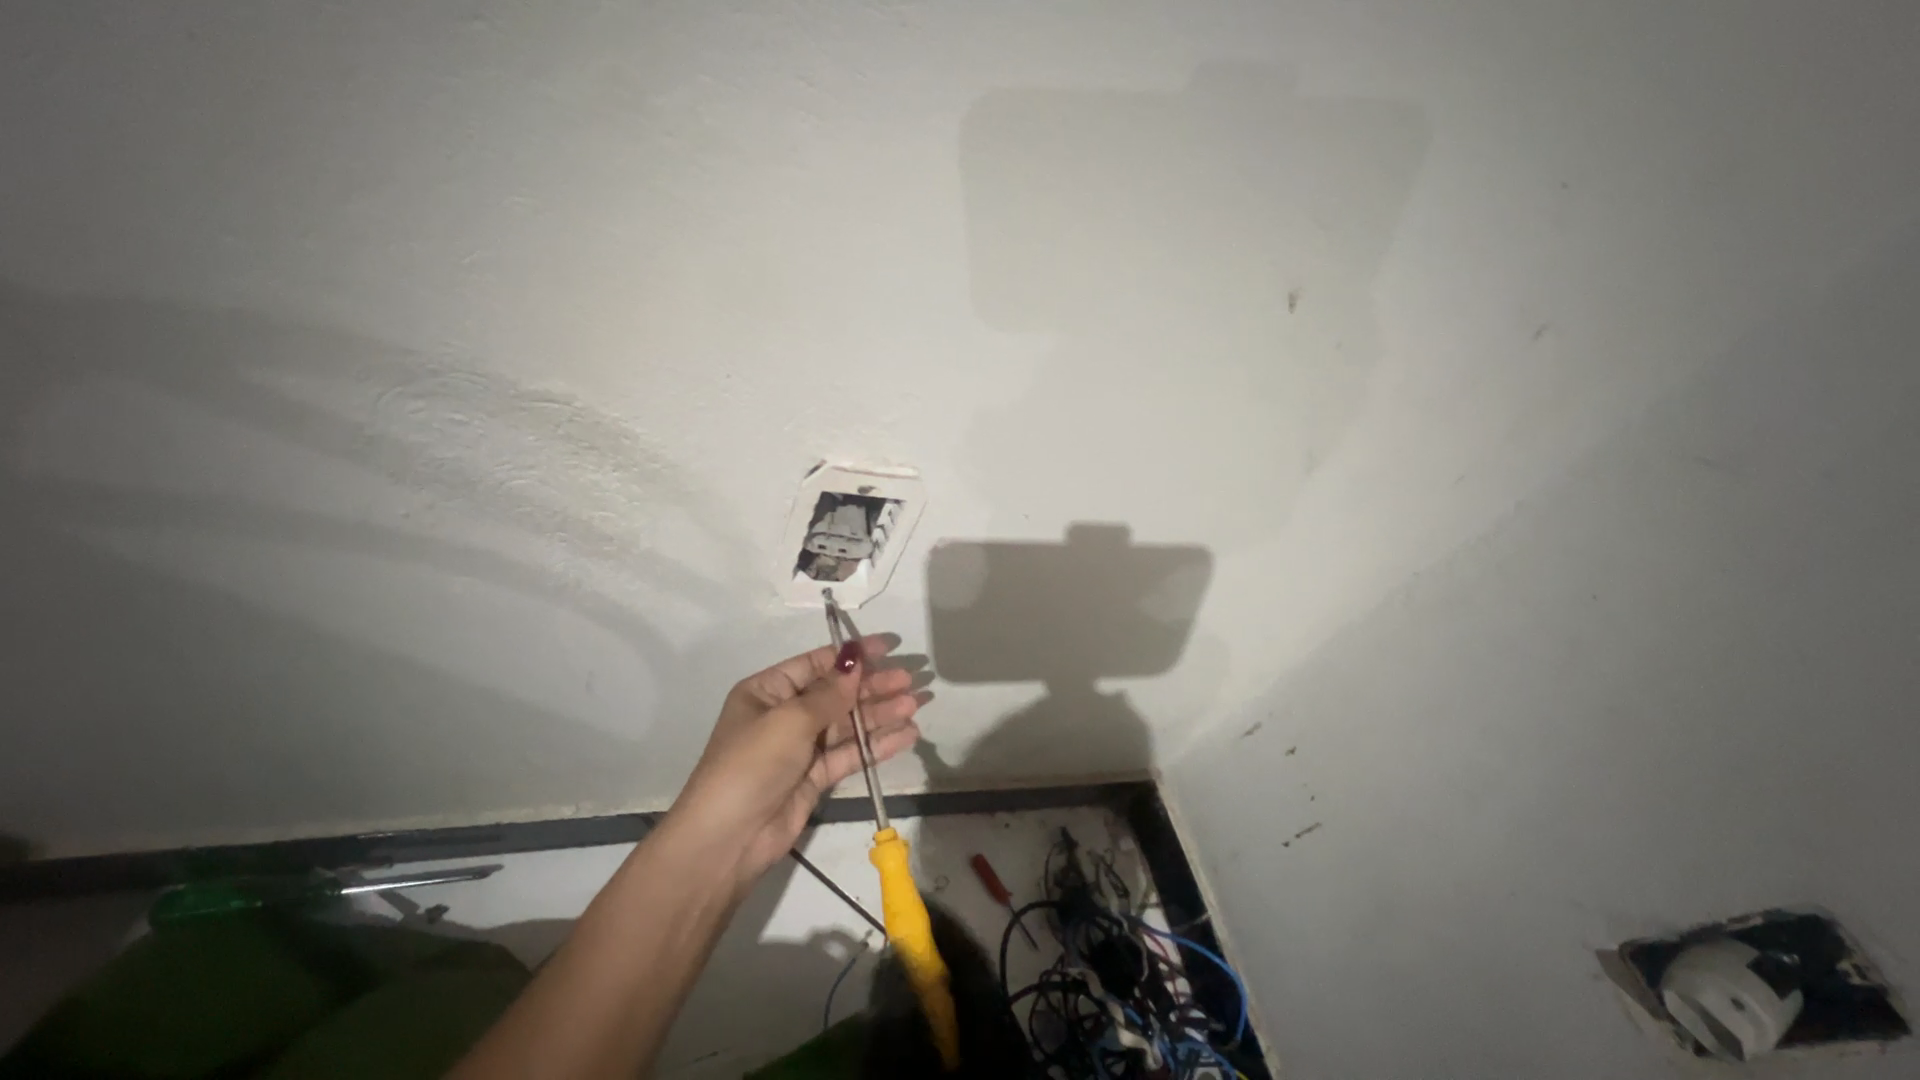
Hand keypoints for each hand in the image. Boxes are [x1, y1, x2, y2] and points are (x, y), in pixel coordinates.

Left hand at [667, 635, 926, 886]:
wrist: (728, 838)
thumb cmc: (752, 764)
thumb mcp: (790, 720)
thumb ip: (830, 693)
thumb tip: (856, 661)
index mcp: (767, 691)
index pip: (815, 664)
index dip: (851, 656)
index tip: (888, 648)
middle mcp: (783, 715)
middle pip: (835, 693)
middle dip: (872, 686)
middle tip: (910, 680)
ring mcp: (800, 748)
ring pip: (847, 724)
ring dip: (880, 714)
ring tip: (916, 705)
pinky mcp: (815, 777)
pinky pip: (850, 754)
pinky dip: (877, 744)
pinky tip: (906, 735)